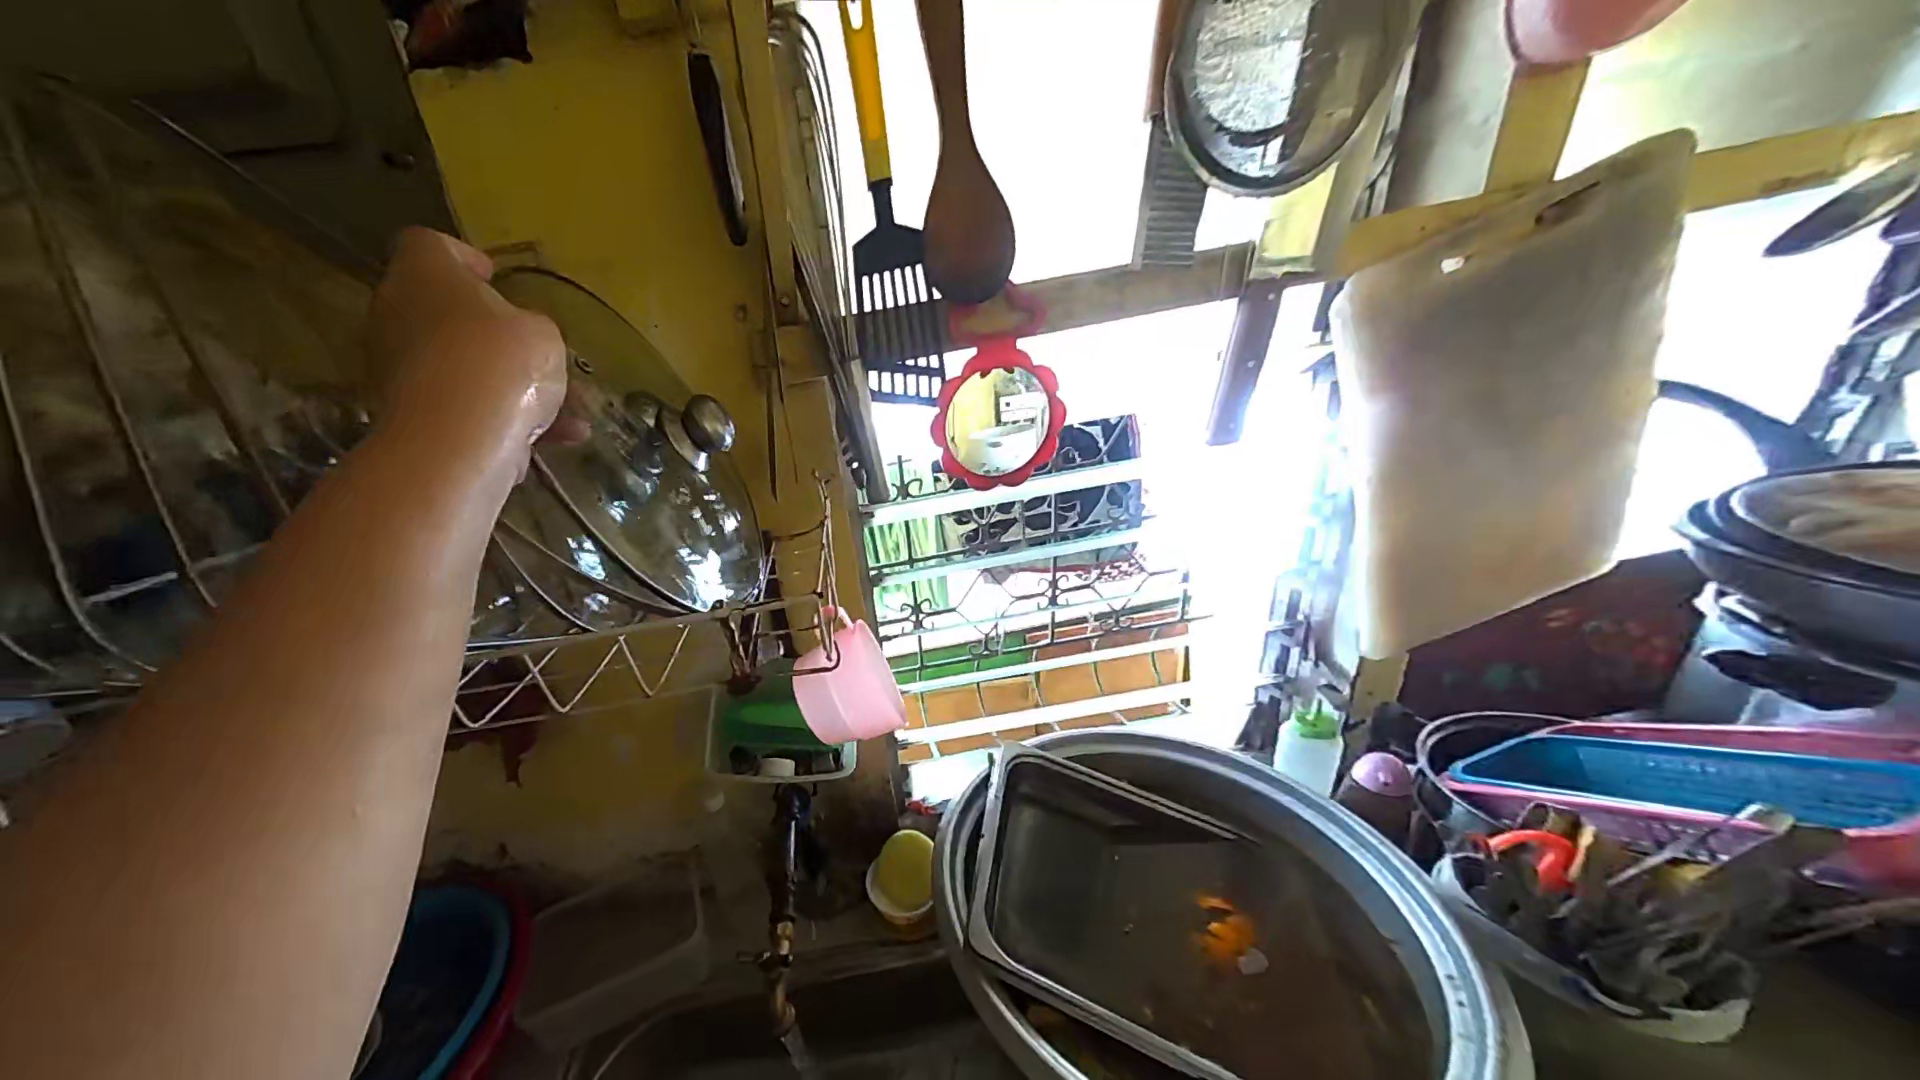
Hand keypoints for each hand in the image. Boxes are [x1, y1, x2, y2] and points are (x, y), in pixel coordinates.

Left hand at [367, 228, 567, 460]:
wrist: (457, 439)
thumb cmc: (501, 363)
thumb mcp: (544, 334)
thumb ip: (532, 326)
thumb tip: (520, 336)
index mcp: (425, 276)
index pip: (430, 245)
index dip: (465, 257)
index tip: (496, 279)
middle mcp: (396, 312)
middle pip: (446, 311)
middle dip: (494, 333)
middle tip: (538, 352)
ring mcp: (396, 366)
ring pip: (464, 366)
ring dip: (513, 386)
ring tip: (570, 412)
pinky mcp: (408, 413)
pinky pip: (466, 406)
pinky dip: (508, 419)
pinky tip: (558, 439)